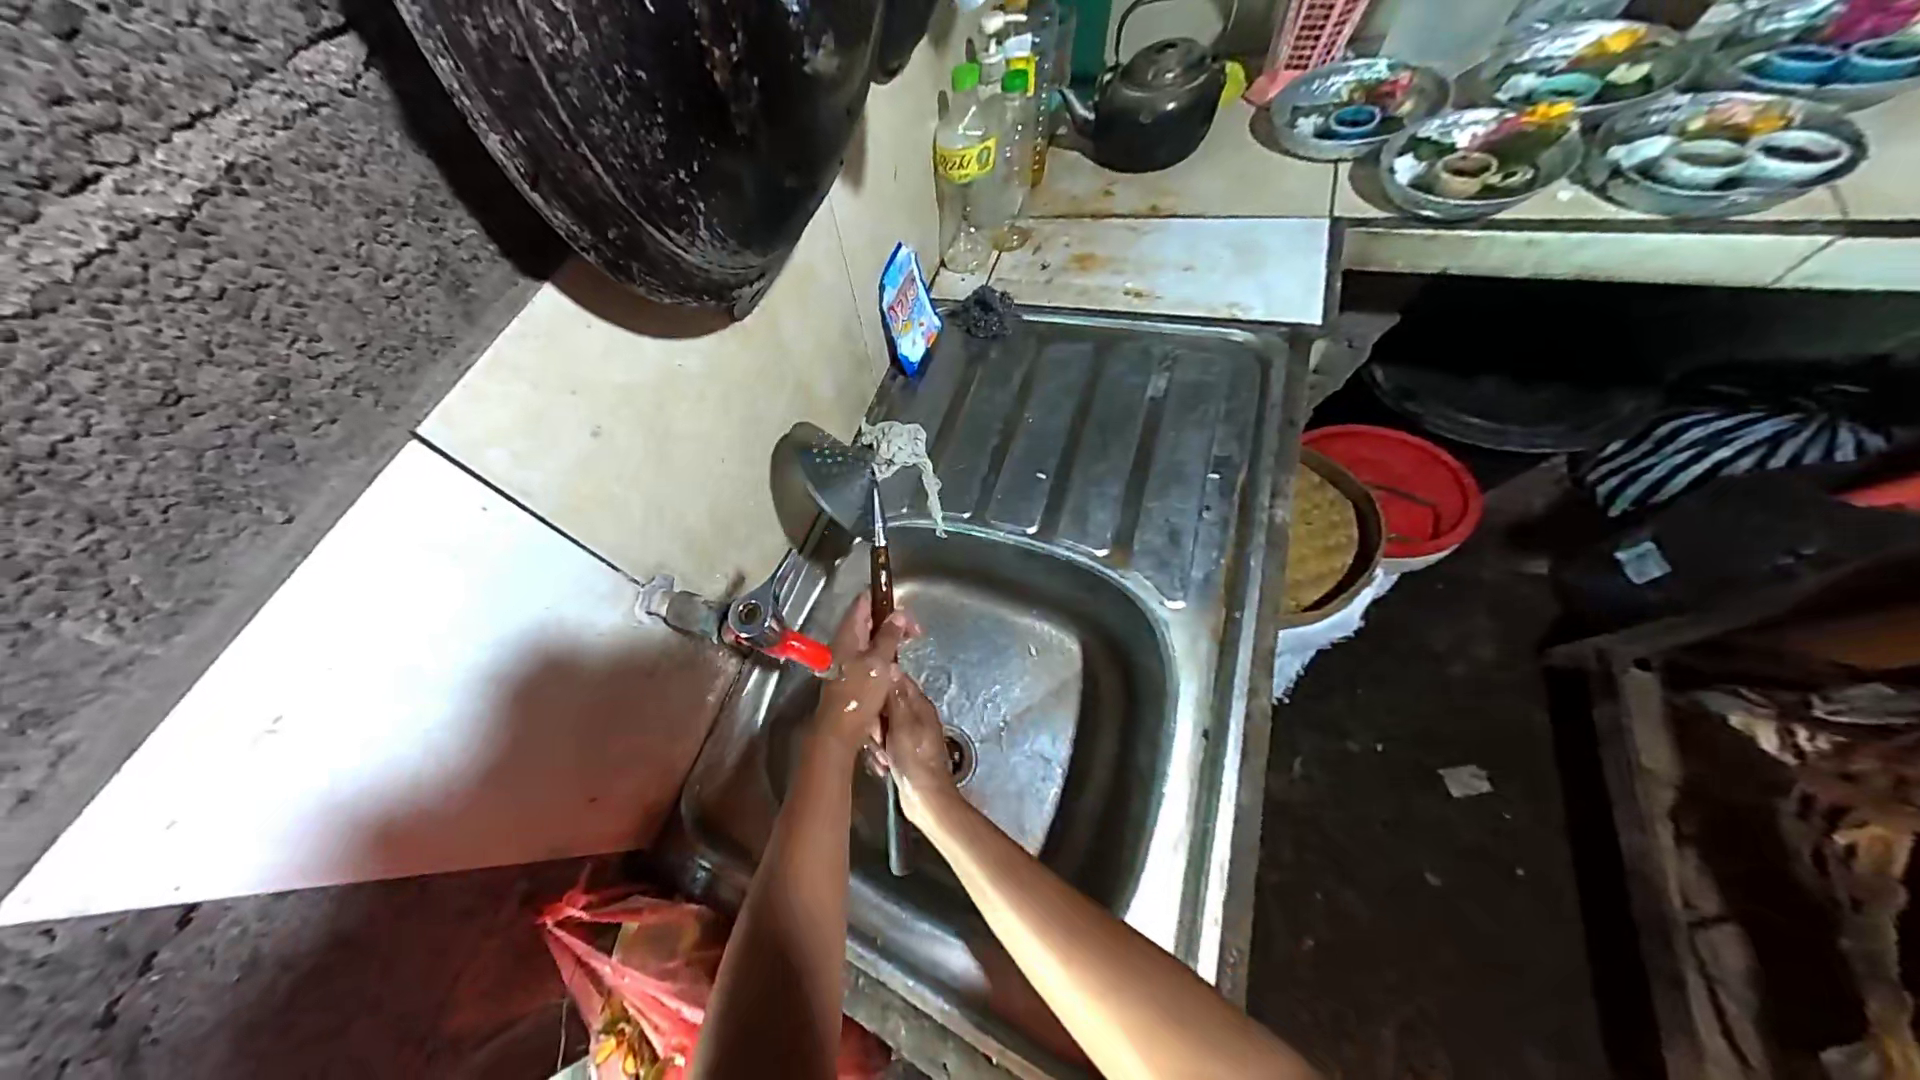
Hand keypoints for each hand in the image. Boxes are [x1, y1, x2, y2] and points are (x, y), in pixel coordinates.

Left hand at [812, 591, 914, 753]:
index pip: (863, 601)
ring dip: (890, 637)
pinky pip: (871, 653)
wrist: (841, 729)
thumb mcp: (879, 661)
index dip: (884, 598)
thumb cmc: (859, 693)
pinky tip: (896, 662)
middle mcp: (846, 641)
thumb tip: (899, 615)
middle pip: (869, 618)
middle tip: (913, 631)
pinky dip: (885, 652)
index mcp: (849, 633)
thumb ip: (889, 636)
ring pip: (871, 637)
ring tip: (908, 644)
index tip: (905, 609)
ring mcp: (848, 657)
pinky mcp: (853, 672)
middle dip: (892, 620)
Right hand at [882, 675, 959, 825]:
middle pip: (886, 704)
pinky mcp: (903, 751)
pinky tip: (883, 765)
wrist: (925, 797)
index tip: (864, 697)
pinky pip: (885, 743)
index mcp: (919, 704)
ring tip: (881, 755)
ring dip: (876, 740)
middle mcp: (915, 715)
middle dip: (875, 719)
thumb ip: (895, 696)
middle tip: (875, 736)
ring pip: (882, 725)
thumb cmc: (915, 758)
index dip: (879, 686)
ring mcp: (909, 733)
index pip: (896, 680)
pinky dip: (881, 753)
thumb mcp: (902, 724)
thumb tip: (891, 665)